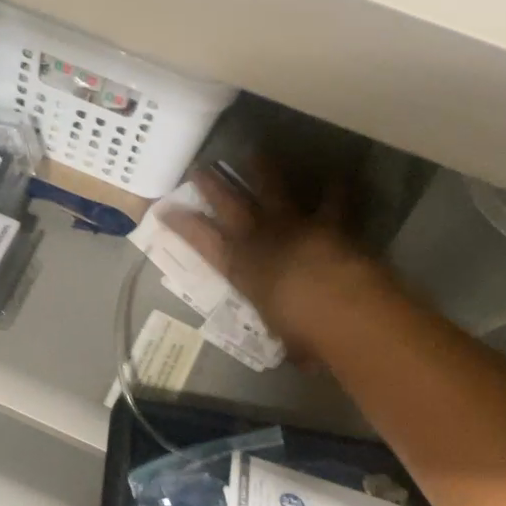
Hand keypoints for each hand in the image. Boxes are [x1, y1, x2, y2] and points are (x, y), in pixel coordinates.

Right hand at [164, 168, 383, 359]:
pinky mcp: (330, 222)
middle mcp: (260, 240)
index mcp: (239, 269)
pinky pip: (334, 200)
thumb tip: (299, 353)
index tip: (165, 209)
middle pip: (230, 206)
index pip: (202, 241)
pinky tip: (339, 173)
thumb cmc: (302, 333)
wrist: (340, 308)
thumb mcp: (284, 340)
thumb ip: (287, 336)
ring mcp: (294, 226)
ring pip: (274, 190)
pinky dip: (337, 188)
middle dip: (213, 187)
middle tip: (200, 169)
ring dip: (264, 171)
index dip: (183, 225)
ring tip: (254, 152)